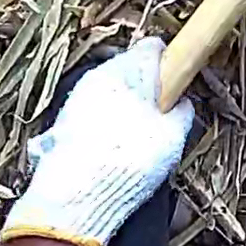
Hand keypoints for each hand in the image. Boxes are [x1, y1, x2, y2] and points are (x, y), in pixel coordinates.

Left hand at [1, 38, 193, 245]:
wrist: (75, 197)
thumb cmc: (130, 161)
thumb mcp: (173, 138)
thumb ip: (182, 112)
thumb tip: (181, 102)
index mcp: (130, 68)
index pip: (153, 48)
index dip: (169, 65)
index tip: (176, 85)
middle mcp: (100, 73)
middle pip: (130, 67)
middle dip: (146, 87)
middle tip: (159, 118)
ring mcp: (78, 93)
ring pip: (111, 89)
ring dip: (125, 104)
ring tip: (136, 138)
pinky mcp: (64, 116)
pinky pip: (93, 108)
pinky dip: (106, 120)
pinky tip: (113, 147)